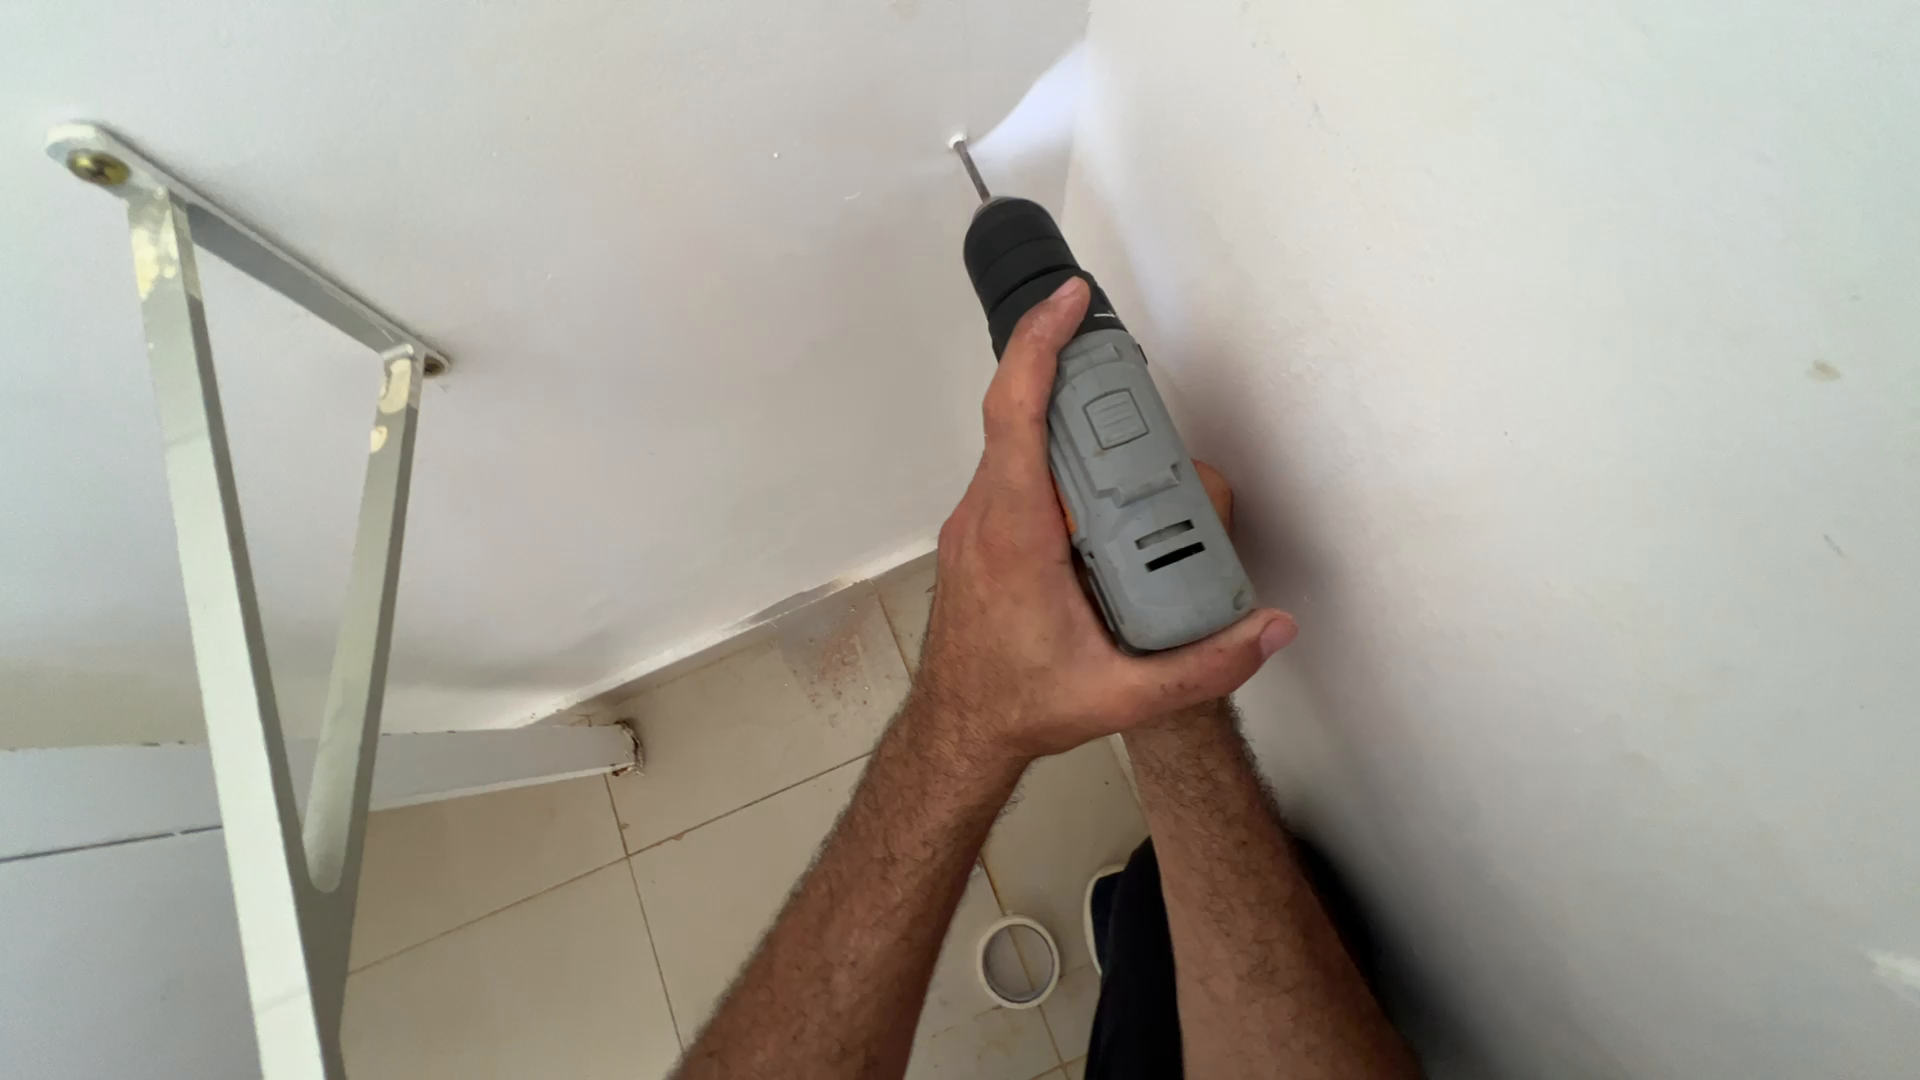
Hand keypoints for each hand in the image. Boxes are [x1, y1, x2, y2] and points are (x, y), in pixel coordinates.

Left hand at [914, 277, 1296, 761]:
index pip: (1014, 416)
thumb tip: (1269, 628)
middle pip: (1017, 416)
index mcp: (1015, 538)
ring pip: (1012, 445)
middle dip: (1066, 372)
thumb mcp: (1121, 697)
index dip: (1039, 348)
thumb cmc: (1020, 705)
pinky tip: (1091, 481)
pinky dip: (1045, 454)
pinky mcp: (977, 534)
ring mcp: (973, 524)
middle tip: (1122, 361)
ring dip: (1059, 419)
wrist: (959, 726)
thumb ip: (1204, 667)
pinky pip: (1008, 472)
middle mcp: (984, 518)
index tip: (1069, 303)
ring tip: (1119, 423)